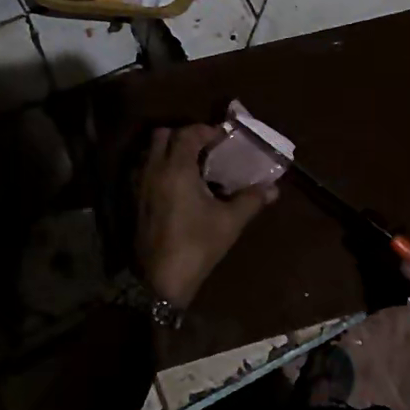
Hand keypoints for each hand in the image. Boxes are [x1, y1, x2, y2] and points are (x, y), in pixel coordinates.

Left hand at [135, 125, 277, 307]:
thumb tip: (273, 189)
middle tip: (206, 147)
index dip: (205, 130)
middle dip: (184, 134)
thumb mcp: (230, 222)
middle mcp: (154, 170)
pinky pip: (147, 170)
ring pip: (151, 152)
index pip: (187, 134)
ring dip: (171, 150)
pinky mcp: (136, 200)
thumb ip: (251, 200)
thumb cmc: (197, 245)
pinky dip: (162, 167)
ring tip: (195, 165)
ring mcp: (140, 185)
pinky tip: (181, 185)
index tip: (223, 137)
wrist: (161, 279)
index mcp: (176, 169)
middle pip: (162, 135)